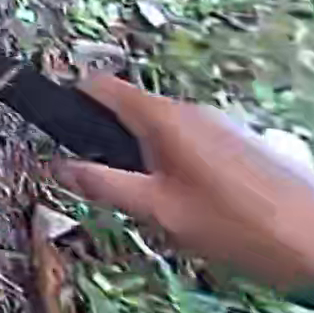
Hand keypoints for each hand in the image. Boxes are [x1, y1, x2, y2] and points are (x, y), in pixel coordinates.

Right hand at [57, 76, 313, 288]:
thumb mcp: (159, 210)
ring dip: (149, 151)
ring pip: (165, 128)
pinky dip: (184, 162)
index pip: (93, 84)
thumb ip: (99, 183)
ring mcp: (230, 129)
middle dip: (110, 135)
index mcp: (161, 117)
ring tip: (160, 195)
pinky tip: (203, 202)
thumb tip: (57, 167)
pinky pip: (199, 143)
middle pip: (129, 108)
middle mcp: (194, 113)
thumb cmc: (246, 228)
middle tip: (110, 173)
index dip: (67, 98)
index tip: (57, 123)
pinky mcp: (256, 150)